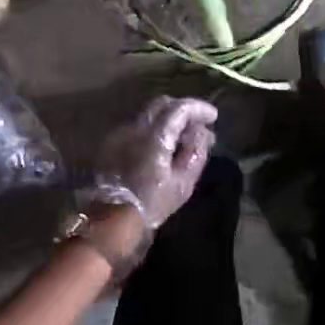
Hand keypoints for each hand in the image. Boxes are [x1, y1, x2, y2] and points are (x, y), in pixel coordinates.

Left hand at [87, 96, 218, 226]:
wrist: (112, 220)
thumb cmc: (152, 203)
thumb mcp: (183, 182)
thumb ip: (196, 151)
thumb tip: (202, 131)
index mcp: (155, 136)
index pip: (180, 108)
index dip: (199, 108)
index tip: (213, 117)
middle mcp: (135, 127)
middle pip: (161, 104)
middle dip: (182, 109)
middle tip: (198, 124)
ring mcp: (120, 133)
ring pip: (147, 114)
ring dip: (166, 119)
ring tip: (181, 136)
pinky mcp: (111, 143)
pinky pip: (137, 126)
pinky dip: (152, 129)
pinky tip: (160, 145)